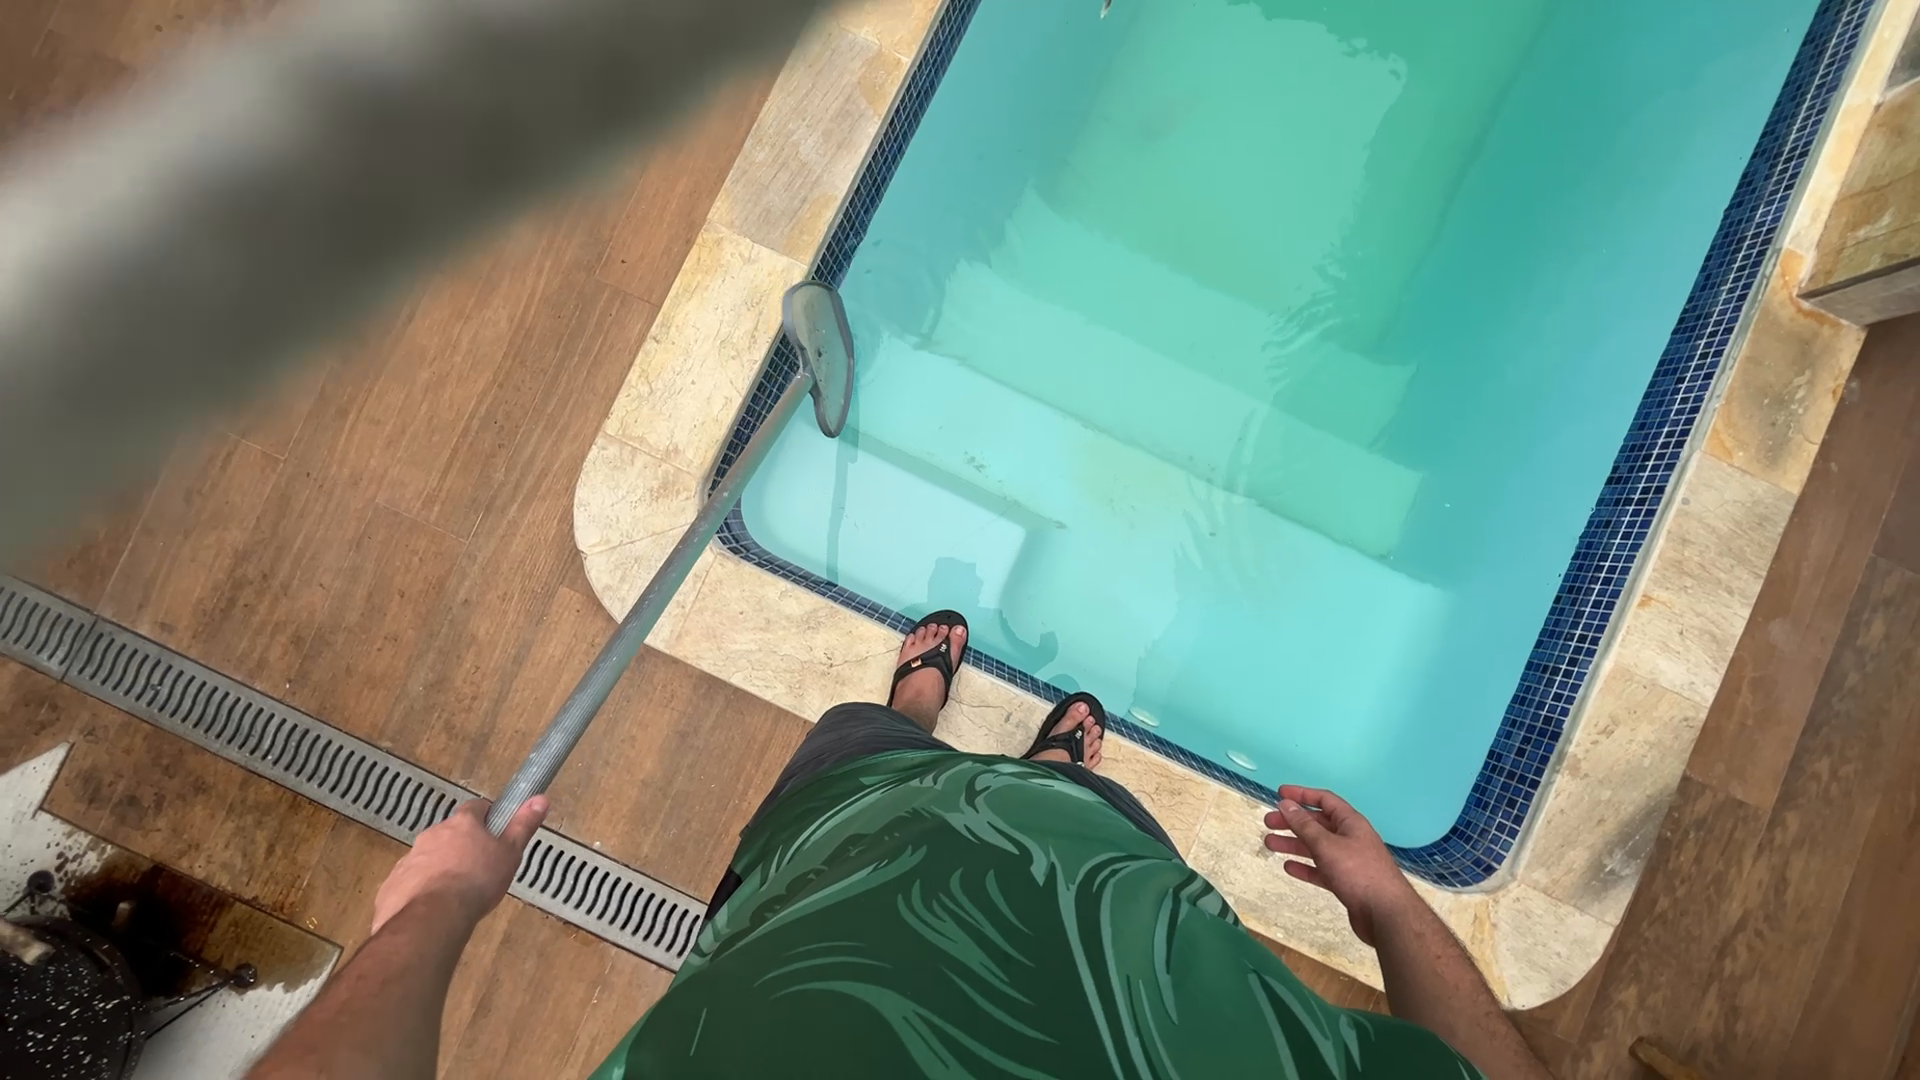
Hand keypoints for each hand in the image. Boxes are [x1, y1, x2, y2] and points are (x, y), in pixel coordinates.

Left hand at [371, 796, 548, 934]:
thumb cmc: (477, 881)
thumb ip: (524, 826)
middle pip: (449, 834)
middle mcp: (431, 836)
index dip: (487, 818)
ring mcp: (407, 861)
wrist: (430, 920)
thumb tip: (541, 799)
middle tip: (479, 868)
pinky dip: (420, 891)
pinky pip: (408, 883)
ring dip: (440, 869)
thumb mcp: (510, 853)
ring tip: (456, 894)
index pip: (476, 808)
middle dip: (462, 847)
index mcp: (462, 824)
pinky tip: (433, 909)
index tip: (495, 833)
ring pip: (428, 859)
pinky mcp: (390, 887)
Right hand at [1262, 786, 1417, 947]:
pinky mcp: (1347, 883)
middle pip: (1317, 824)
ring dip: (1294, 844)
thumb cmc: (1357, 872)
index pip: (1325, 800)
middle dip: (1292, 822)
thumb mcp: (1326, 844)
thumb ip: (1304, 824)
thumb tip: (1285, 804)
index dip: (1302, 795)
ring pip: (1316, 847)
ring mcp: (1349, 862)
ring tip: (1270, 844)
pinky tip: (1289, 867)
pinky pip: (1321, 870)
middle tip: (1268, 822)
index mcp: (1351, 823)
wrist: (1387, 916)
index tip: (1280, 794)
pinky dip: (1306, 867)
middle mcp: (1350, 839)